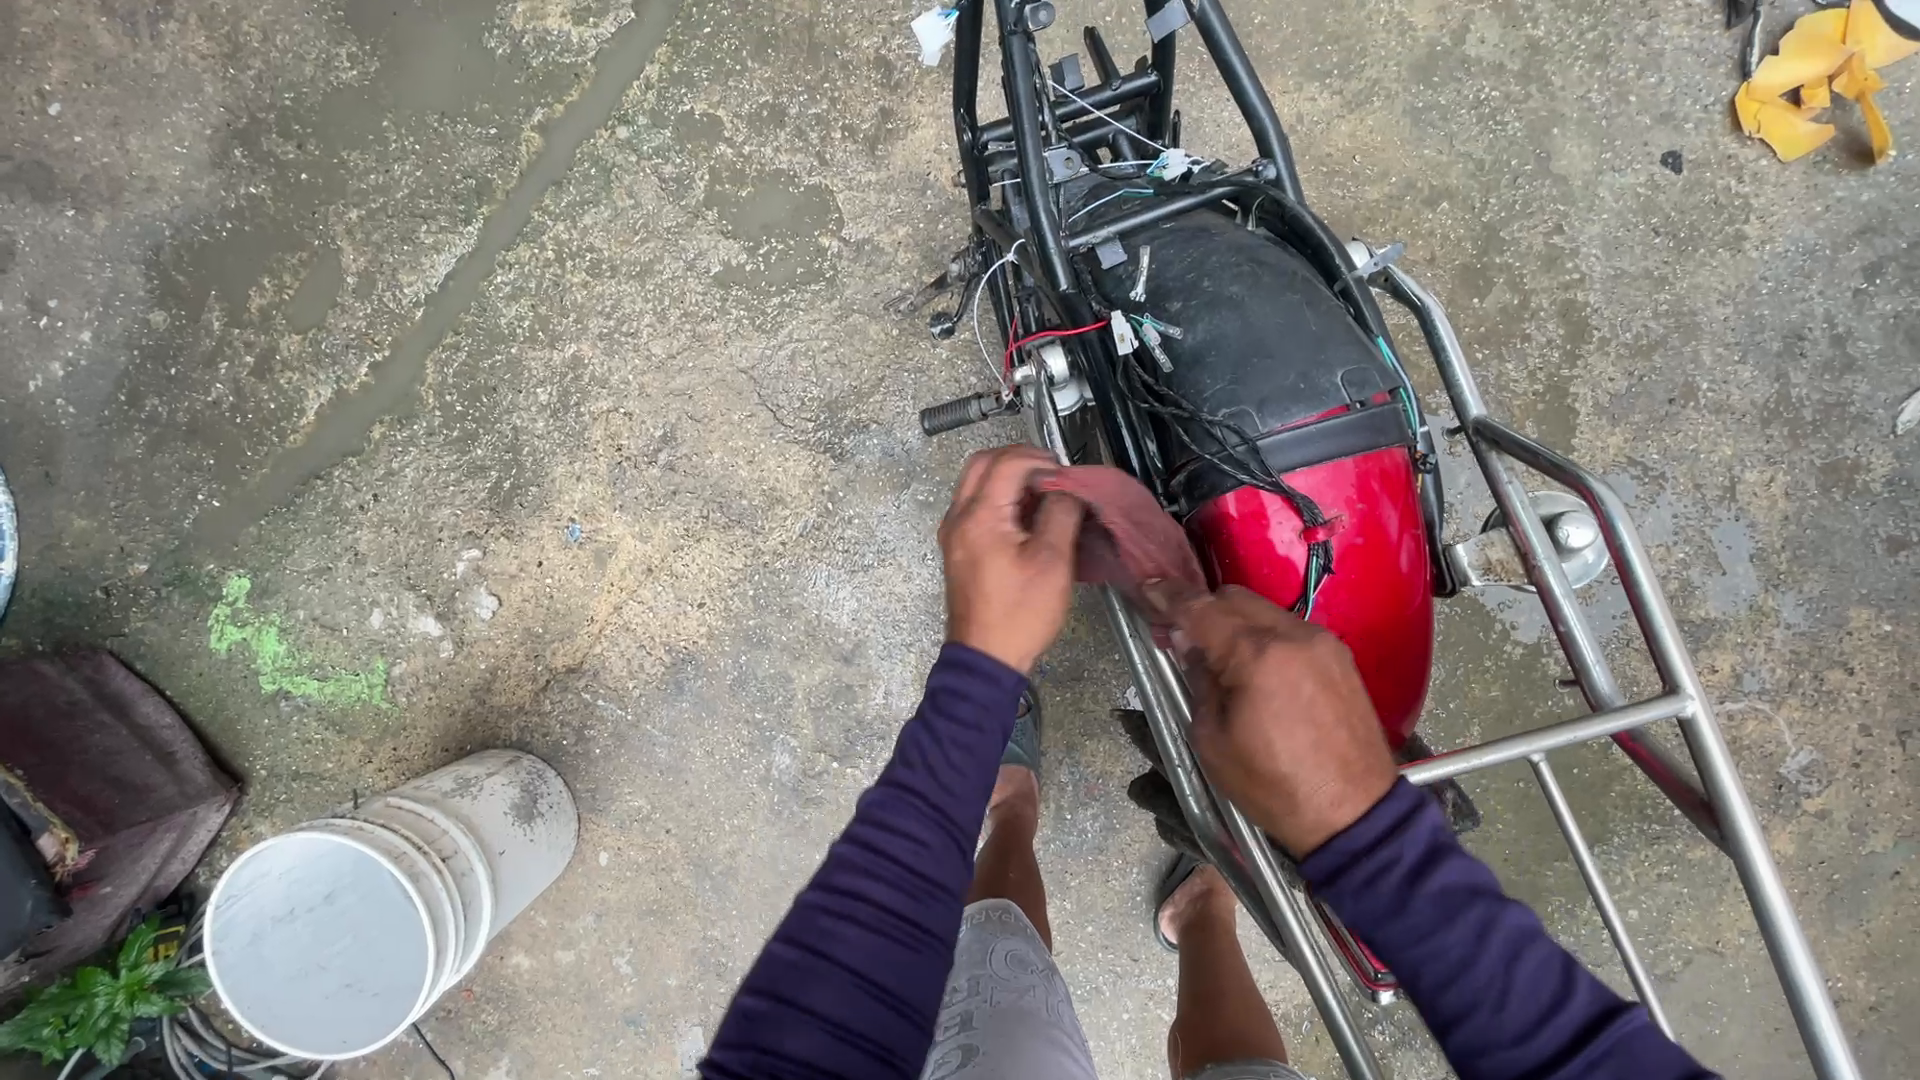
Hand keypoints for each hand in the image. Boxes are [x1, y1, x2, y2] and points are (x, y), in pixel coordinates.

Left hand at [939, 445, 1084, 673]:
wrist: (986, 657)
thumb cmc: (1019, 615)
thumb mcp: (1052, 561)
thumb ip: (1061, 513)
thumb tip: (1067, 488)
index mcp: (979, 516)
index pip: (1007, 463)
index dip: (1041, 460)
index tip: (1066, 475)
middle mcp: (958, 518)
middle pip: (984, 463)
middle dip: (1021, 460)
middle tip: (1053, 475)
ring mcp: (954, 532)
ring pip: (977, 482)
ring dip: (1010, 478)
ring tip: (1045, 496)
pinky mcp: (959, 546)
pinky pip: (976, 505)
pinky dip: (1000, 498)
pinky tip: (1028, 516)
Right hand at [1145, 582, 1396, 856]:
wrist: (1355, 815)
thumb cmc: (1273, 785)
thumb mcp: (1212, 739)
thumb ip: (1199, 681)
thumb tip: (1192, 648)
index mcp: (1257, 656)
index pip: (1201, 609)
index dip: (1167, 597)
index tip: (1146, 590)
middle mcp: (1293, 635)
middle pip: (1232, 598)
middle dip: (1200, 608)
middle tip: (1176, 632)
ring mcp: (1322, 642)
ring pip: (1262, 609)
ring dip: (1231, 621)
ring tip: (1215, 654)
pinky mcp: (1339, 657)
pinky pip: (1287, 628)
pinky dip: (1261, 635)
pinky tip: (1251, 665)